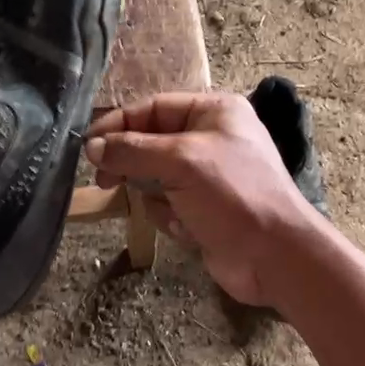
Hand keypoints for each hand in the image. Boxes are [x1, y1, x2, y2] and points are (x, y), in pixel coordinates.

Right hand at [85, 92, 325, 306]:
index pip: (153, 108)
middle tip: (106, 181)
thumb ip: (132, 151)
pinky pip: (167, 205)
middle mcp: (211, 138)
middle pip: (150, 143)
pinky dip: (171, 217)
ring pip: (154, 177)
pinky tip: (189, 229)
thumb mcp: (180, 162)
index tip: (88, 145)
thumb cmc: (233, 195)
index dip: (118, 124)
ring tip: (173, 210)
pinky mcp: (204, 209)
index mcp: (214, 111)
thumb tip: (91, 146)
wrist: (277, 258)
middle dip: (133, 165)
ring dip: (156, 196)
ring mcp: (208, 176)